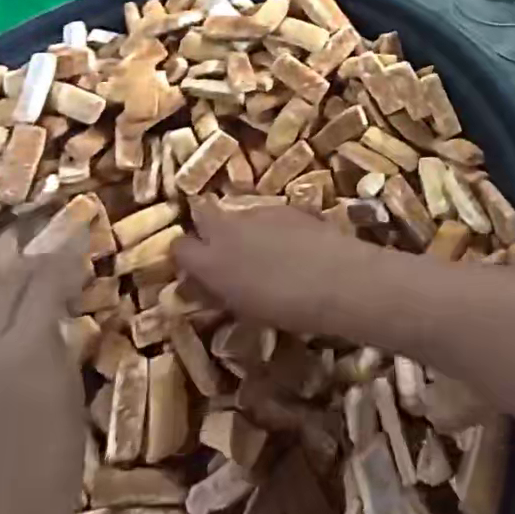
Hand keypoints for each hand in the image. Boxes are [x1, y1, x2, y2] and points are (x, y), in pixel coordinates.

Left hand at [0, 242, 83, 513]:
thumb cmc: (55, 465)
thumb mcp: (68, 393)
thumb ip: (58, 344)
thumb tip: (57, 312)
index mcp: (22, 349)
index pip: (44, 282)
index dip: (65, 254)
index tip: (82, 229)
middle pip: (2, 286)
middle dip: (29, 257)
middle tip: (51, 234)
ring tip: (13, 261)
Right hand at [174, 198, 376, 332]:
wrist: (335, 278)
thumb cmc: (285, 308)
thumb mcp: (243, 308)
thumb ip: (217, 292)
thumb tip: (200, 285)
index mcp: (210, 260)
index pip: (179, 247)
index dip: (187, 255)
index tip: (195, 267)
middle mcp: (228, 228)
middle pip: (204, 214)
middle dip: (208, 227)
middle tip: (223, 249)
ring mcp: (258, 212)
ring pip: (239, 214)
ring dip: (243, 228)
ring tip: (264, 250)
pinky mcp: (286, 205)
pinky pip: (267, 214)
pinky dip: (271, 226)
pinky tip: (291, 243)